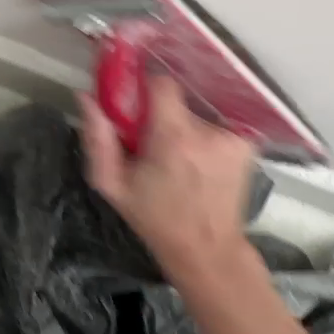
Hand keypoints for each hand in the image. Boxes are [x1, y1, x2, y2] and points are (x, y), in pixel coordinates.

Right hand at [78, 76, 258, 283]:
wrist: (207, 249)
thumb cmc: (153, 217)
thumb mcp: (111, 183)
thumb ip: (97, 138)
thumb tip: (85, 97)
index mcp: (174, 138)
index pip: (162, 84)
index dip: (145, 88)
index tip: (134, 103)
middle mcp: (209, 132)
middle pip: (178, 102)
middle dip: (161, 116)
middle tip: (150, 142)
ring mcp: (234, 140)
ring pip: (197, 115)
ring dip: (183, 128)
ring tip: (175, 159)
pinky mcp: (248, 148)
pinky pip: (216, 127)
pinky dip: (203, 138)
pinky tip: (196, 162)